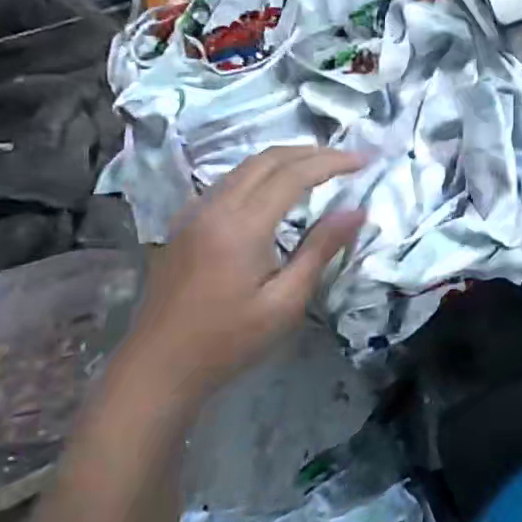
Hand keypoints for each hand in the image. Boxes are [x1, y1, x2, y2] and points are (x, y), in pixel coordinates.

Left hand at [120, 147, 364, 401]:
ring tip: (320, 167)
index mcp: (241, 226)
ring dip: (286, 160)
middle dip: (311, 152)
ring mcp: (193, 214)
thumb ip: (320, 250)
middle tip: (347, 158)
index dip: (332, 162)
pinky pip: (229, 182)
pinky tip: (276, 190)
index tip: (365, 160)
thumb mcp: (285, 302)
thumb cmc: (227, 342)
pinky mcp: (184, 225)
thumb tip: (356, 211)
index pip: (294, 175)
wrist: (156, 370)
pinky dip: (262, 174)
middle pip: (267, 159)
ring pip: (245, 167)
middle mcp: (214, 208)